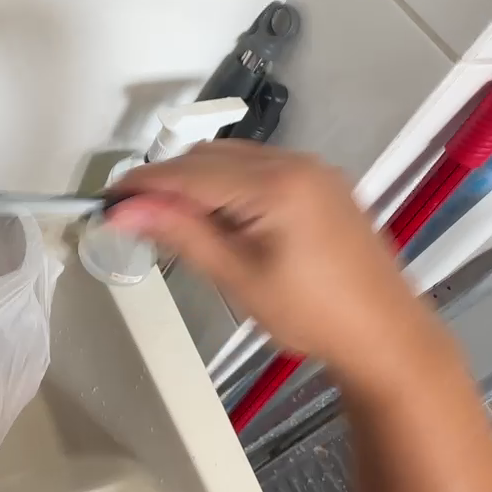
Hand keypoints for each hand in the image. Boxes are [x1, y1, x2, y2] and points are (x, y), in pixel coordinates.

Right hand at [109, 141, 452, 385]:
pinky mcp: (321, 182)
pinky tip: (219, 216)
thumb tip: (120, 210)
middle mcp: (294, 161)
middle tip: (137, 218)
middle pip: (208, 156)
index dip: (141, 184)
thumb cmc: (309, 315)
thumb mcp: (236, 276)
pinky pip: (258, 167)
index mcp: (274, 184)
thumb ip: (179, 232)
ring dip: (195, 180)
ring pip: (232, 158)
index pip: (188, 172)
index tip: (104, 202)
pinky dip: (226, 183)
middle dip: (167, 181)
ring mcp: (312, 168)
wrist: (388, 336)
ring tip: (173, 221)